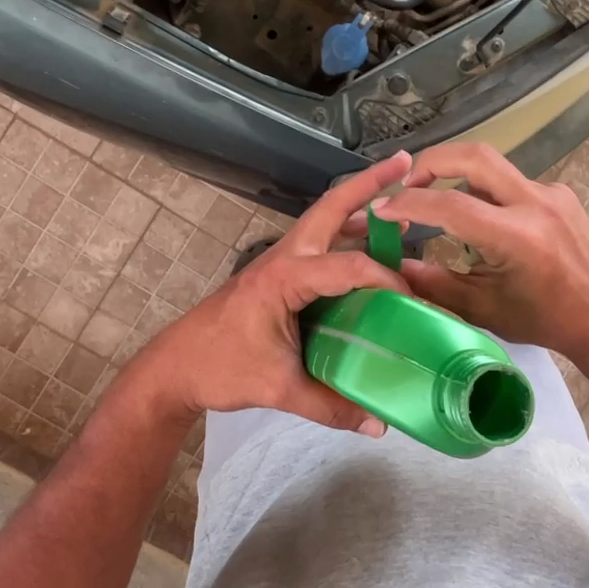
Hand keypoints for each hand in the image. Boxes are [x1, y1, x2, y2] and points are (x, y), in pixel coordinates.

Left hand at [126, 151, 414, 435]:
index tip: (414, 301)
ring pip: (325, 220)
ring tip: (400, 198)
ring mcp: (280, 262)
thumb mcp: (277, 388)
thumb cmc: (220, 367)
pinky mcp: (279, 275)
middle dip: (370, 184)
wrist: (174, 366)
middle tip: (407, 163)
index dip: (386, 279)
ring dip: (359, 204)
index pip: (348, 266)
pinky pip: (320, 244)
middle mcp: (285, 257)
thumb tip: (378, 424)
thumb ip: (329, 405)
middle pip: (332, 208)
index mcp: (285, 277)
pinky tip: (369, 246)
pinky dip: (348, 235)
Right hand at [372, 143, 588, 360]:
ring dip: (460, 180)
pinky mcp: (560, 192)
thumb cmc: (542, 319)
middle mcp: (535, 204)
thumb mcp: (482, 308)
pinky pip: (512, 183)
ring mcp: (552, 193)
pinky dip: (489, 195)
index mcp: (516, 238)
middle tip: (408, 184)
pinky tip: (487, 224)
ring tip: (442, 208)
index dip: (409, 203)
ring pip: (492, 168)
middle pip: (475, 156)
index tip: (381, 208)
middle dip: (432, 162)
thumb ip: (434, 283)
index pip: (450, 206)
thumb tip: (393, 264)